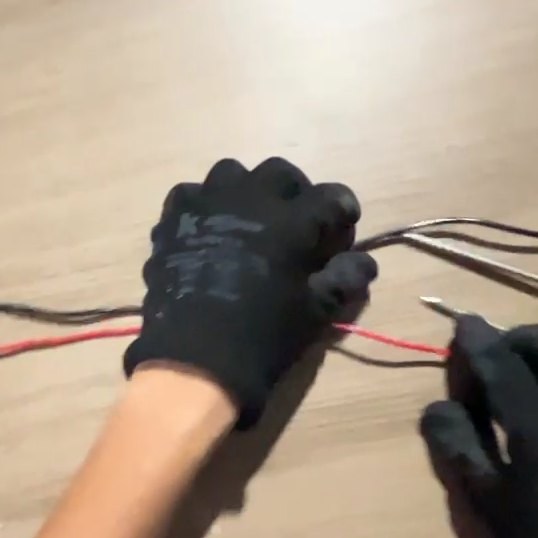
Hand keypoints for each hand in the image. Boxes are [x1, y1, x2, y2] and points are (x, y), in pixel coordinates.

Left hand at [124, 158, 377, 426]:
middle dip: (296, 194)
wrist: (195, 363)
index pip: (331, 198)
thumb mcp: (314, 314)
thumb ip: (342, 281)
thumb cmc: (263, 340)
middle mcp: (249, 199)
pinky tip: (209, 233)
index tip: (341, 238)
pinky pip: (190, 196)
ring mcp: (205, 207)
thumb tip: (365, 263)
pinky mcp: (172, 224)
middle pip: (280, 175)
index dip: (342, 216)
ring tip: (250, 224)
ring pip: (231, 174)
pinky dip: (204, 207)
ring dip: (247, 192)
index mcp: (292, 221)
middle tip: (297, 228)